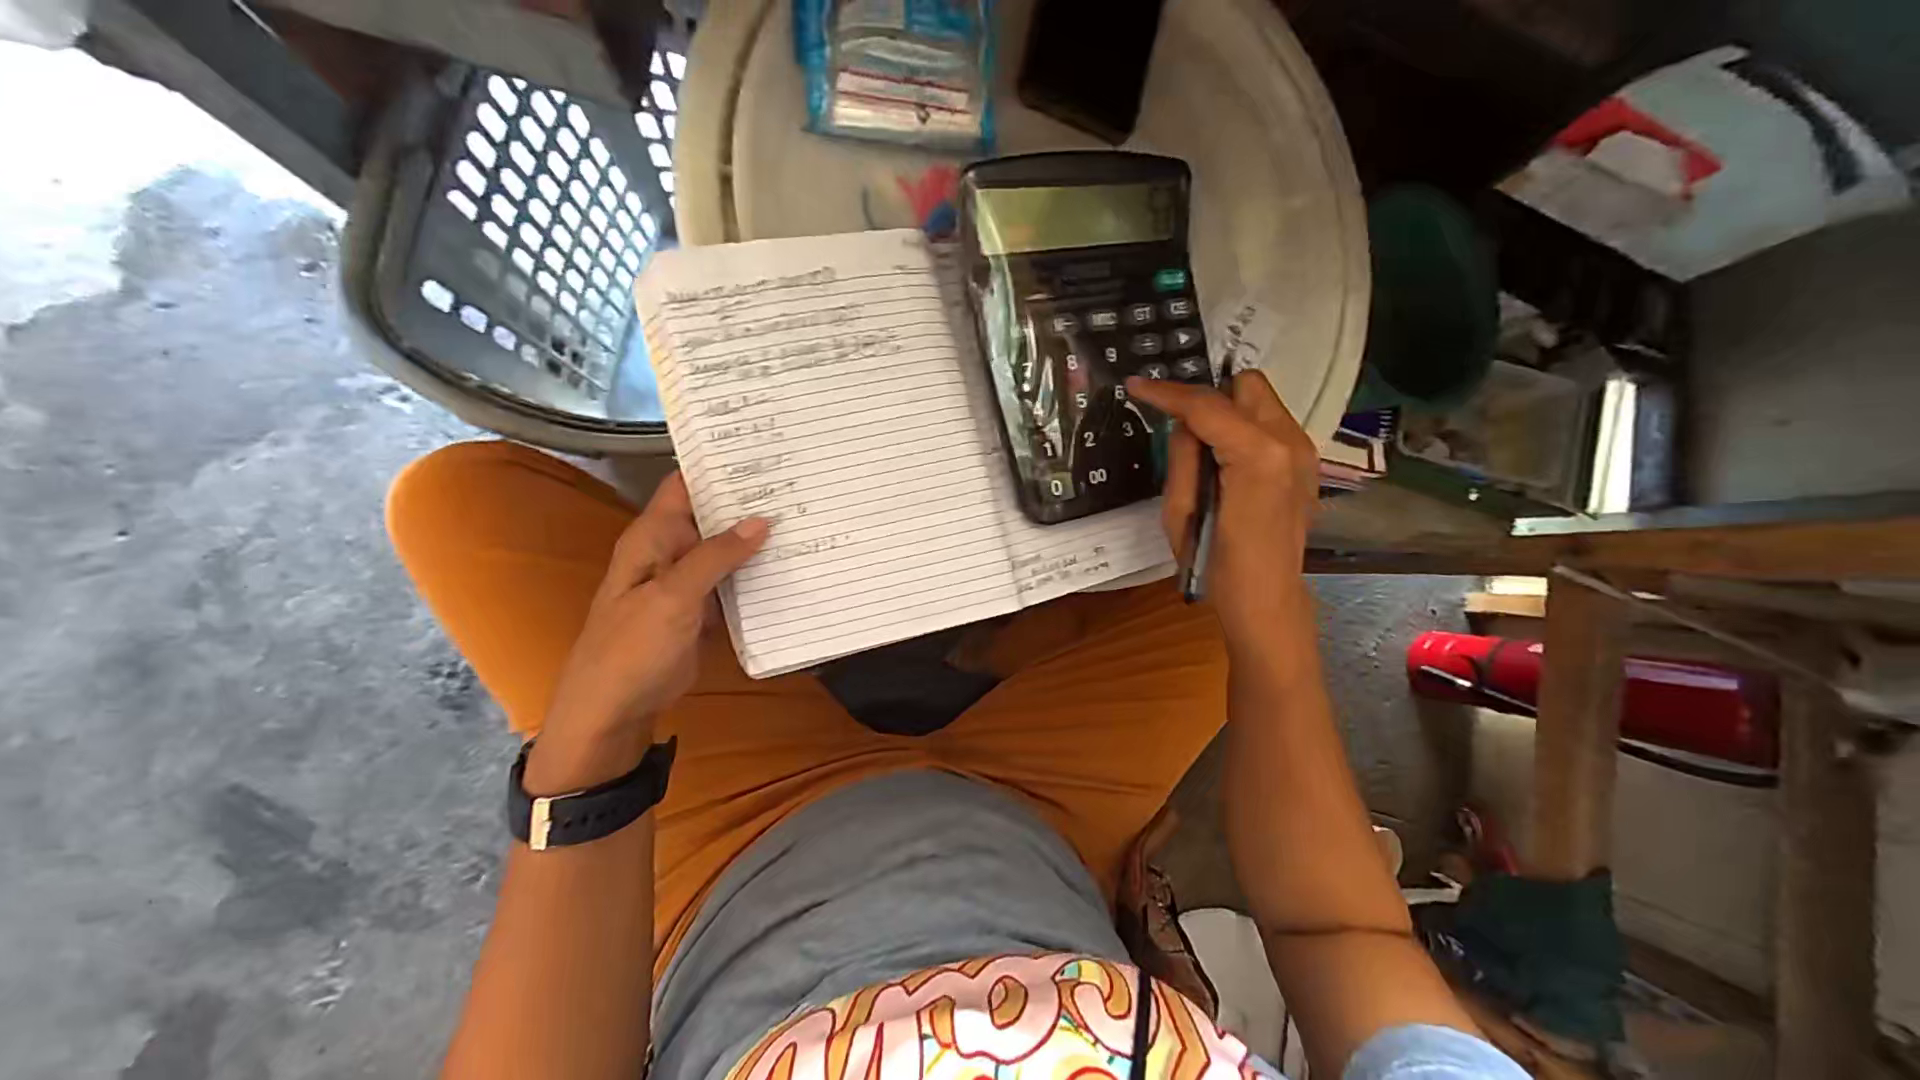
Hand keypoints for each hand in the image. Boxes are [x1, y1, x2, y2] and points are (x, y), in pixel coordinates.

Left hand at [526, 473, 767, 792]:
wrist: (614, 709)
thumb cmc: (632, 648)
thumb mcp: (673, 596)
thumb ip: (716, 556)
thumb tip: (761, 519)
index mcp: (652, 537)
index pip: (685, 485)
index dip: (717, 465)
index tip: (763, 451)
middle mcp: (669, 551)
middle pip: (710, 515)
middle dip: (747, 501)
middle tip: (797, 483)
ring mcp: (685, 582)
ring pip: (724, 549)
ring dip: (755, 538)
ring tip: (803, 516)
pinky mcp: (700, 609)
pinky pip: (730, 581)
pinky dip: (753, 573)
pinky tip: (787, 564)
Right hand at [1126, 371, 1318, 646]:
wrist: (1265, 599)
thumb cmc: (1214, 564)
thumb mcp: (1179, 512)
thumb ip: (1183, 457)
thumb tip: (1184, 424)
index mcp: (1256, 456)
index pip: (1207, 405)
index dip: (1168, 392)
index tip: (1137, 385)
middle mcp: (1289, 443)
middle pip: (1245, 385)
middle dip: (1209, 397)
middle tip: (1179, 426)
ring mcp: (1302, 452)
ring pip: (1260, 400)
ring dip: (1226, 412)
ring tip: (1202, 450)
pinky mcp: (1303, 463)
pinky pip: (1269, 424)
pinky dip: (1242, 428)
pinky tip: (1224, 461)